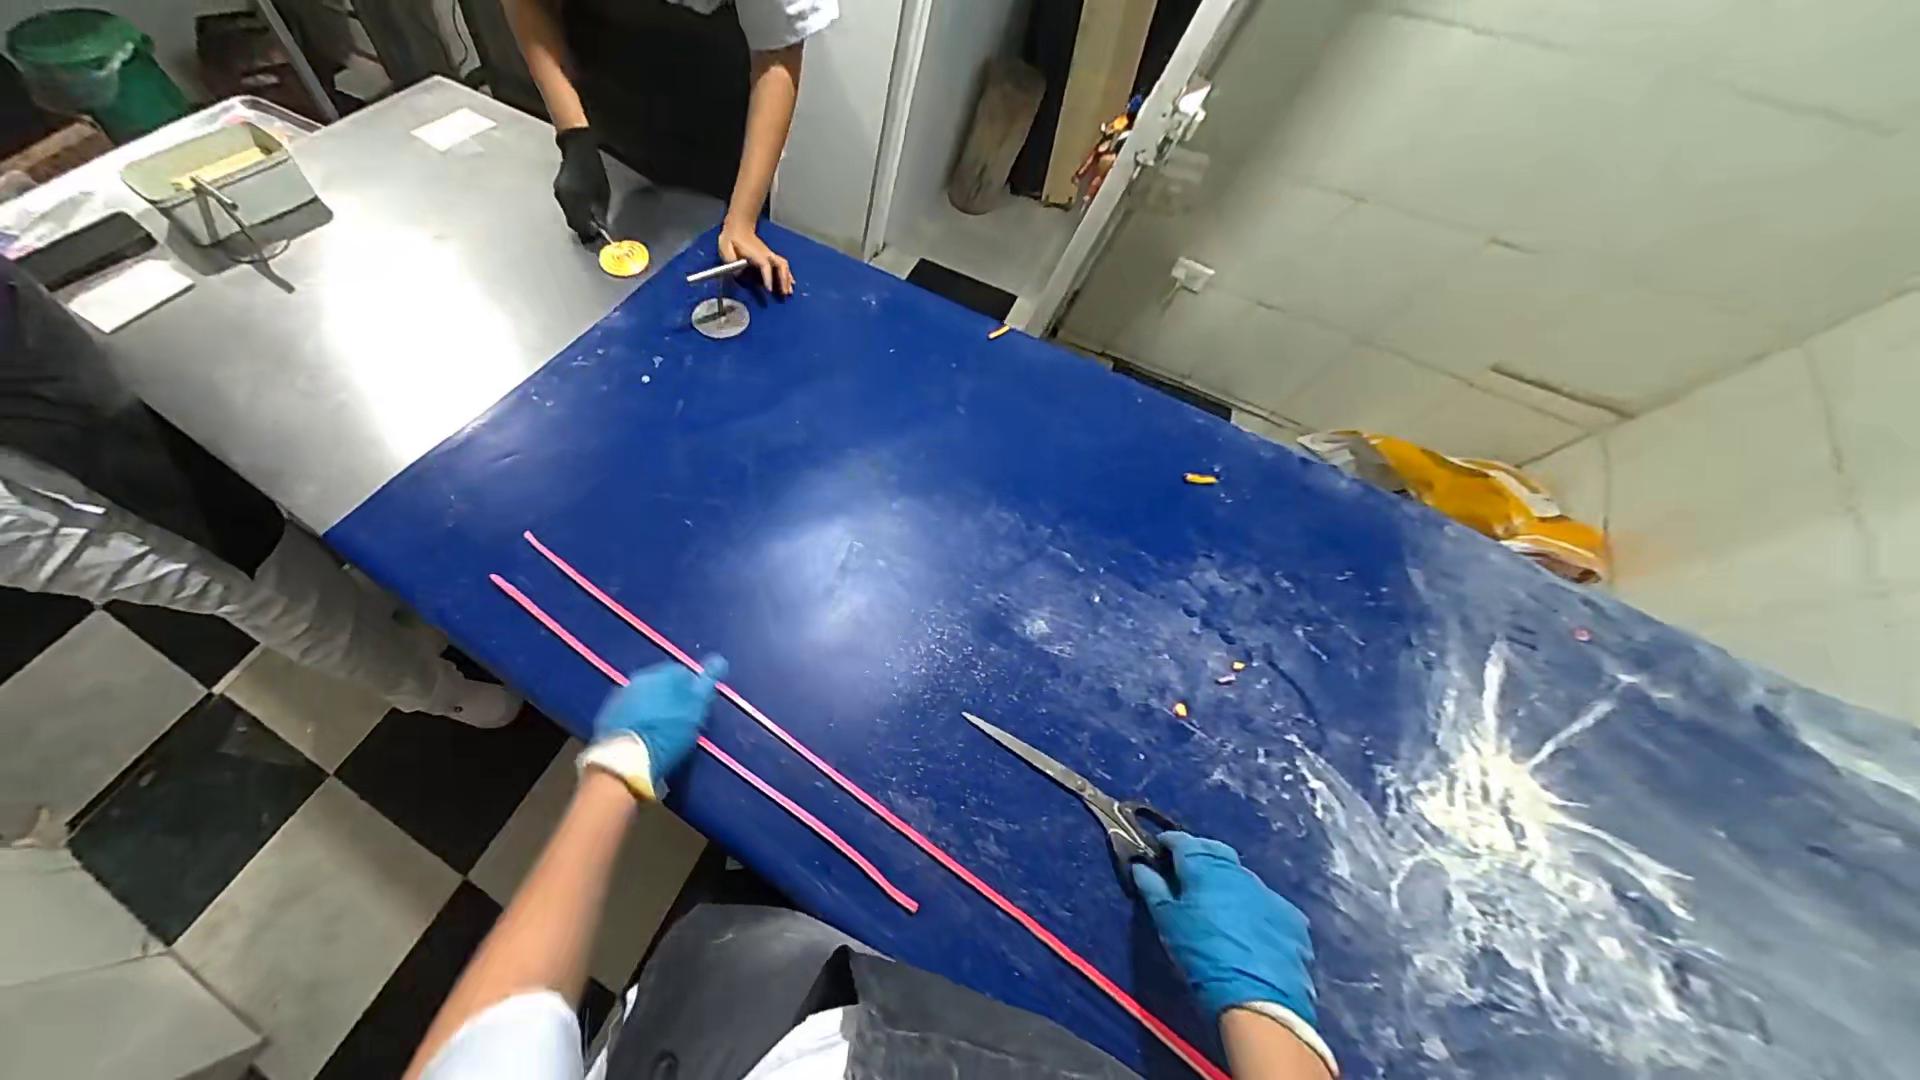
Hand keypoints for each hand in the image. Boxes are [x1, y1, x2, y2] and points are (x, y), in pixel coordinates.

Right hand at [554, 126, 610, 241]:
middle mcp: (565, 201)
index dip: (590, 238)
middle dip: (585, 233)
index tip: (598, 245)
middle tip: (595, 238)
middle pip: (574, 224)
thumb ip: (600, 213)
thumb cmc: (593, 172)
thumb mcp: (602, 195)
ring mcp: (560, 196)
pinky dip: (576, 214)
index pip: (582, 228)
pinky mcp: (558, 191)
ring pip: (570, 217)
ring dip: (580, 223)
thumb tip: (601, 229)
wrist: (577, 150)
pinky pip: (567, 208)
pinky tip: (583, 214)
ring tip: (591, 227)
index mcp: (577, 203)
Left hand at [589, 655, 726, 794]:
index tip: (697, 707)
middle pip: (663, 683)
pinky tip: (643, 736)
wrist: (626, 761)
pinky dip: (637, 719)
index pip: (685, 672)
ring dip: (654, 707)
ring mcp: (621, 696)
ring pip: (645, 697)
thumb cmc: (668, 734)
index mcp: (664, 673)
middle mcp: (640, 678)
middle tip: (681, 719)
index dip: (693, 689)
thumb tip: (719, 660)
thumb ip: (708, 683)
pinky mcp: (606, 716)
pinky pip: (629, 711)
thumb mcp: (697, 709)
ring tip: (662, 730)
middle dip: (672, 696)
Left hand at [719, 218, 793, 294]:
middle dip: (783, 280)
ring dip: (787, 279)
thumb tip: (738, 273)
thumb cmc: (732, 238)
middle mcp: (767, 254)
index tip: (769, 290)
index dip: (768, 278)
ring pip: (784, 266)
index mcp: (756, 254)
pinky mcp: (771, 256)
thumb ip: (730, 260)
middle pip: (780, 266)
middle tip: (784, 293)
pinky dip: (788, 275)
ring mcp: (770, 255)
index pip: (765, 267)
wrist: (739, 226)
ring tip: (789, 292)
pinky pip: (784, 265)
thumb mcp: (725, 247)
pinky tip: (792, 283)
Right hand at [1131, 833, 1319, 1024]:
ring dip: (1226, 884)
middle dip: (1198, 858)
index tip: (1158, 854)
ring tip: (1217, 908)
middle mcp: (1237, 870)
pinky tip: (1248, 932)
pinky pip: (1266, 904)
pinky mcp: (1293, 919)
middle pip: (1213, 851)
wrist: (1259, 1004)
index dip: (1167, 845)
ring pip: (1241, 877)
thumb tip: (1141, 866)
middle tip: (1186, 879)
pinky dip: (1254, 910)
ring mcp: (1268, 893)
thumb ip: (1152, 888)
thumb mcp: (1167, 922)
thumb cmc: (1201, 957)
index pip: (1180, 840)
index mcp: (1203, 865)